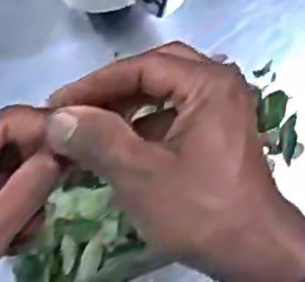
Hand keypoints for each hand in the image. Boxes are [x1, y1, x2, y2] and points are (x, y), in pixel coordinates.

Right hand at [45, 44, 304, 281]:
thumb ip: (100, 139)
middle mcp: (222, 81)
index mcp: (211, 82)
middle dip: (114, 87)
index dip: (99, 81)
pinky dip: (146, 122)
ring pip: (169, 89)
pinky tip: (114, 145)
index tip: (56, 102)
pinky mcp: (220, 125)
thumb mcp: (141, 173)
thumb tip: (61, 116)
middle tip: (70, 110)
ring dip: (129, 105)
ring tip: (84, 129)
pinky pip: (178, 109)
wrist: (248, 240)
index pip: (148, 65)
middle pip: (161, 69)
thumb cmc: (197, 205)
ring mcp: (224, 102)